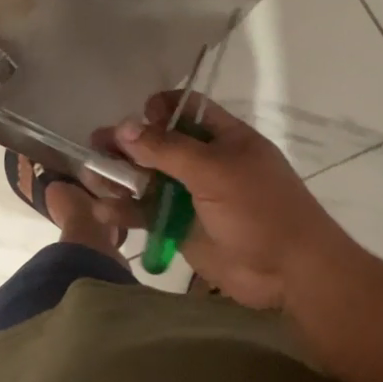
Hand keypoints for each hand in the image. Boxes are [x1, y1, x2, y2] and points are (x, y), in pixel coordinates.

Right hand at [114, 92, 354, 308]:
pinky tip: (102, 210)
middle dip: (125, 144)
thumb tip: (124, 127)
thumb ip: (167, 148)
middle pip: (154, 143)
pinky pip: (143, 212)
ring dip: (117, 176)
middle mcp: (202, 162)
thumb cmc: (260, 209)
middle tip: (96, 149)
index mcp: (221, 138)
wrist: (289, 272)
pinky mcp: (176, 227)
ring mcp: (188, 195)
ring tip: (93, 179)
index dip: (156, 110)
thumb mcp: (215, 171)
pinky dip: (122, 210)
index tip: (133, 121)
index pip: (183, 109)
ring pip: (143, 178)